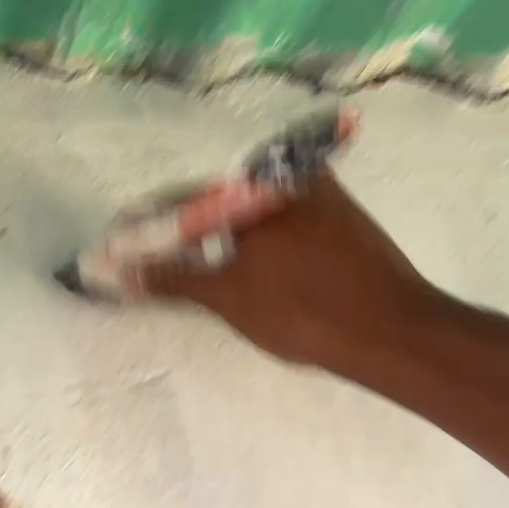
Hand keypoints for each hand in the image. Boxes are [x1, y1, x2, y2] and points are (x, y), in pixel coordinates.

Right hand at [144, 173, 442, 369]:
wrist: (392, 331)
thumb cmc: (303, 309)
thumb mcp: (228, 296)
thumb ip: (173, 280)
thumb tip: (124, 274)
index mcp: (261, 184)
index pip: (184, 199)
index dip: (146, 226)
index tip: (116, 244)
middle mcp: (290, 176)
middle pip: (215, 202)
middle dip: (175, 230)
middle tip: (143, 257)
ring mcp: (318, 196)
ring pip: (245, 214)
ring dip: (209, 237)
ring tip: (178, 265)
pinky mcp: (336, 220)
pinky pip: (272, 224)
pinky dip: (243, 243)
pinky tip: (228, 264)